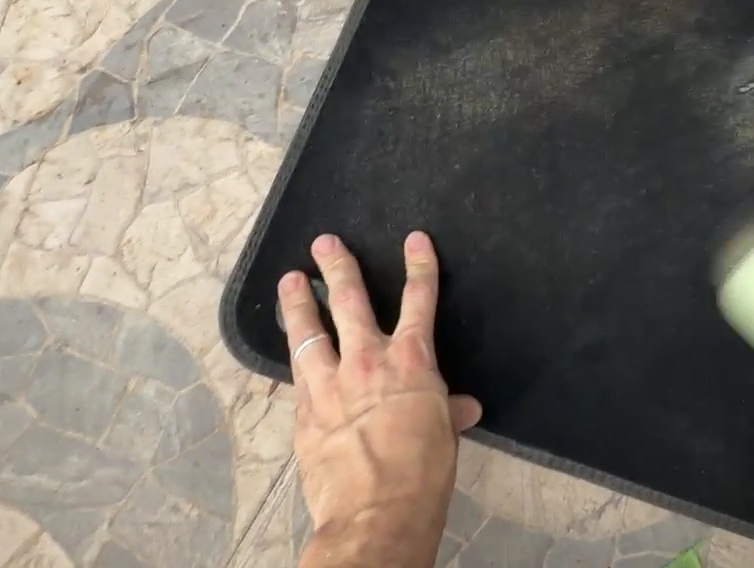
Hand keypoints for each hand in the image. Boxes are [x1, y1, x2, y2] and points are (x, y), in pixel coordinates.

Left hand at [282, 232, 481, 567]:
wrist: (376, 514)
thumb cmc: (424, 470)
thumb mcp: (445, 434)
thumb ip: (448, 411)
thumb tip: (464, 409)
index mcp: (412, 359)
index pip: (420, 298)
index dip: (419, 265)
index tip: (415, 239)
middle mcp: (368, 360)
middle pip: (349, 300)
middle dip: (337, 267)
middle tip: (324, 243)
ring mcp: (331, 383)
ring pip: (309, 331)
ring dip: (297, 304)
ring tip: (289, 280)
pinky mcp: (306, 412)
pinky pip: (298, 375)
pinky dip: (297, 358)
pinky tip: (291, 352)